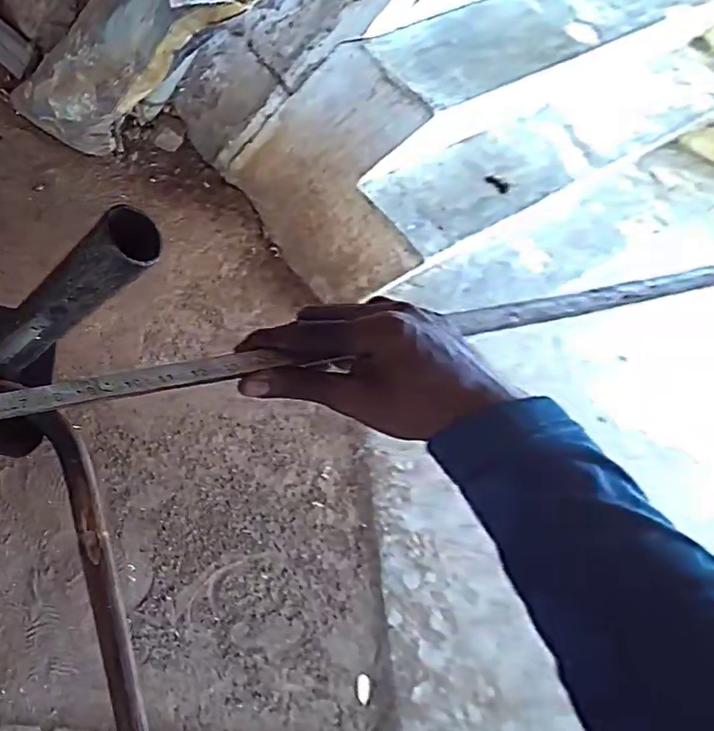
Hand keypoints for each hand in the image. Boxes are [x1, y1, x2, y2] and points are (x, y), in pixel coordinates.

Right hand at [235, 299, 522, 440]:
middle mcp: (391, 312)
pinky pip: (370, 315)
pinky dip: (349, 330)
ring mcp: (410, 312)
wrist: (487, 418)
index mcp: (375, 329)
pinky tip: (348, 352)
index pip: (304, 333)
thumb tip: (249, 383)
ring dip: (320, 334)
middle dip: (292, 339)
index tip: (242, 350)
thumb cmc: (420, 411)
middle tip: (274, 362)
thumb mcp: (351, 398)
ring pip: (342, 314)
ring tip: (312, 361)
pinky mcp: (422, 318)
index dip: (268, 342)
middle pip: (319, 318)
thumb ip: (297, 384)